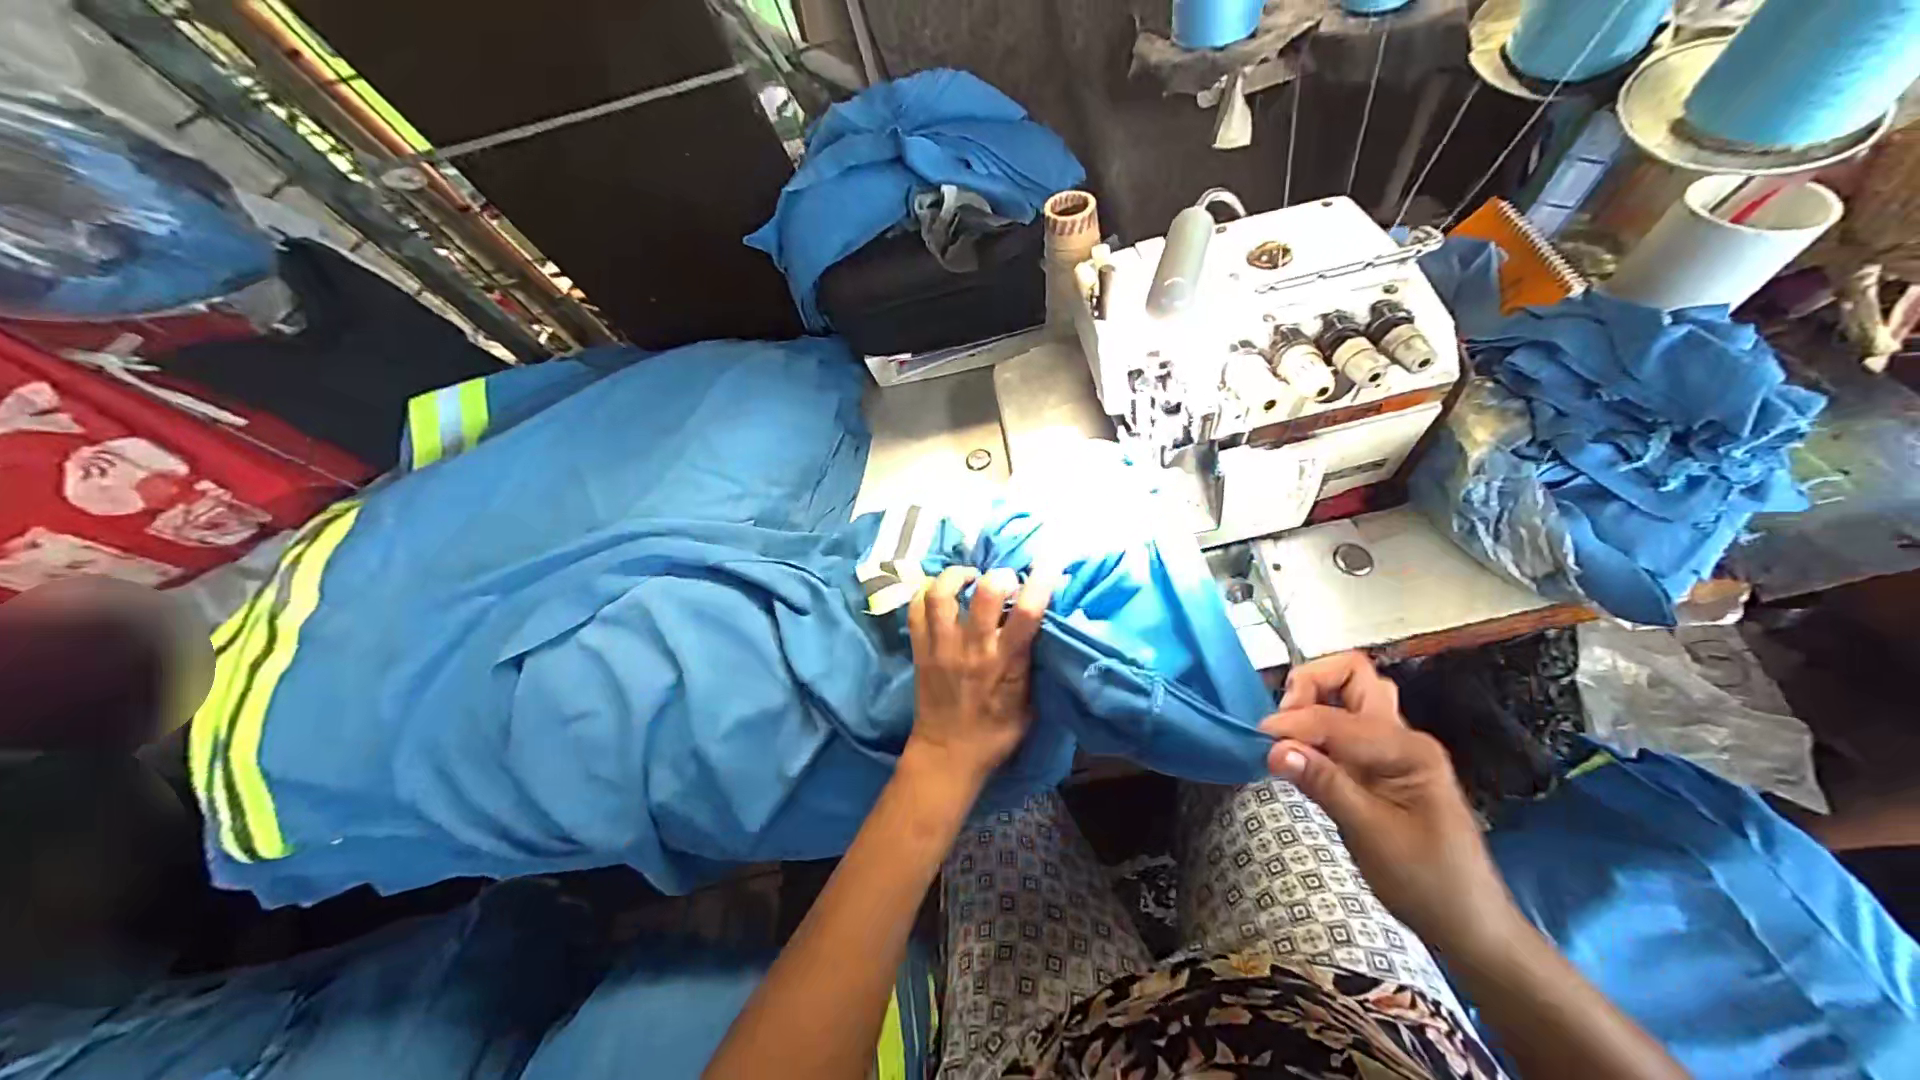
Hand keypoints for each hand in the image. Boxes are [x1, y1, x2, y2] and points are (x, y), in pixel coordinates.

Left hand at [904, 566, 1050, 785]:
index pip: (1027, 614)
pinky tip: (940, 593)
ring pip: (941, 594)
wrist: (948, 755)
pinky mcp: (919, 650)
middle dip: (1000, 576)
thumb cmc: (995, 733)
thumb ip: (1030, 665)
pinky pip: (916, 610)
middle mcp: (971, 648)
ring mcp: (940, 647)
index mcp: (1004, 663)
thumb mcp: (1027, 704)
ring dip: (957, 576)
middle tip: (1006, 578)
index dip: (1040, 584)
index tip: (1048, 567)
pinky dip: (926, 593)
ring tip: (969, 576)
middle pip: (984, 593)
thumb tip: (1038, 631)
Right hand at [1261, 652, 1519, 953]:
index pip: (1336, 719)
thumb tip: (1273, 747)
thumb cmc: (1427, 882)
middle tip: (1281, 722)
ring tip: (1286, 733)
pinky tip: (1299, 750)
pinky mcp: (1378, 762)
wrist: (1469, 923)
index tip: (1258, 742)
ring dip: (1313, 698)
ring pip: (1348, 692)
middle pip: (1352, 675)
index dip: (1293, 725)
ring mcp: (1391, 747)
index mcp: (1408, 749)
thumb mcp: (1372, 835)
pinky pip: (1342, 722)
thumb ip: (1324, 784)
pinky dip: (1314, 722)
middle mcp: (1401, 736)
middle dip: (1310, 683)